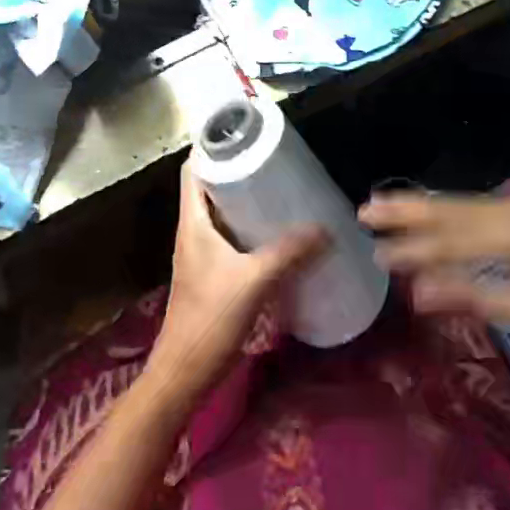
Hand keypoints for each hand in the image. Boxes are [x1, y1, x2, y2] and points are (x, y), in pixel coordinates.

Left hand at [145, 166, 326, 403]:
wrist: (183, 374)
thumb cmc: (210, 319)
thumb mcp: (254, 281)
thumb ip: (289, 254)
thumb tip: (326, 229)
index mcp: (193, 223)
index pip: (193, 170)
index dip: (212, 149)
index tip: (243, 136)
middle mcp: (193, 232)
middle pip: (210, 189)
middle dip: (238, 173)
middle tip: (274, 164)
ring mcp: (200, 254)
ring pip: (220, 215)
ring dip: (244, 203)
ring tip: (280, 193)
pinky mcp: (210, 275)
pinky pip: (229, 239)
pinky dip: (248, 230)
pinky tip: (275, 236)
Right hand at [361, 192, 509, 387]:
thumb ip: (473, 296)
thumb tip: (416, 292)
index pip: (449, 235)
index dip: (410, 243)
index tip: (374, 250)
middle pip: (451, 208)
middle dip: (408, 210)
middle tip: (365, 209)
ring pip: (463, 208)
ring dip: (425, 210)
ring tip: (390, 209)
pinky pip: (477, 215)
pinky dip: (449, 218)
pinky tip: (438, 220)